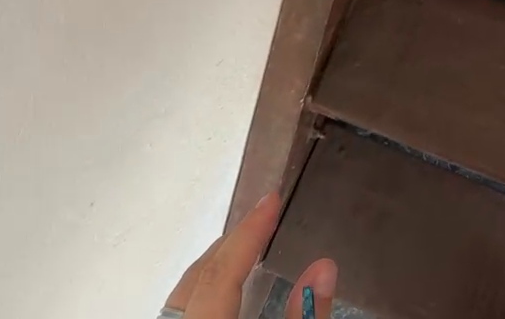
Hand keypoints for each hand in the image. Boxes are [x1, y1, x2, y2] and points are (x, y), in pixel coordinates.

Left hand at [164, 193, 335, 318]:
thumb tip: (324, 267)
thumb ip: (306, 315)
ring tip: (246, 248)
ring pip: (182, 293)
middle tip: (264, 217)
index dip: (249, 233)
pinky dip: (203, 290)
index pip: (222, 272)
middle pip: (197, 278)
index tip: (272, 197)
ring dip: (216, 267)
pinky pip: (180, 307)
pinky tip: (223, 290)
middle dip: (232, 245)